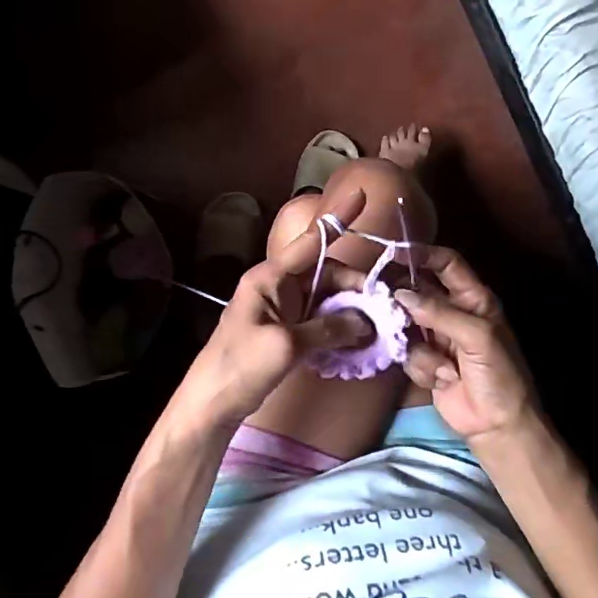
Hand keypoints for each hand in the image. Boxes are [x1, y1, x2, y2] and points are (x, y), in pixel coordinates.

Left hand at [172, 189, 374, 425]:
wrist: (211, 403)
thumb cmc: (240, 366)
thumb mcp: (286, 346)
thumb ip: (328, 328)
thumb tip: (367, 320)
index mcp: (270, 277)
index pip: (310, 241)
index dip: (337, 219)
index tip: (362, 193)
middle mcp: (278, 286)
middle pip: (327, 274)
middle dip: (357, 287)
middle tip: (386, 309)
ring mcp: (282, 310)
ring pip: (327, 299)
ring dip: (352, 311)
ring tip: (380, 328)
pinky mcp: (286, 332)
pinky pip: (321, 321)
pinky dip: (340, 328)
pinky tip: (359, 342)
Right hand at [394, 247, 541, 440]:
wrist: (498, 425)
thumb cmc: (499, 375)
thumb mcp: (478, 336)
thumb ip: (439, 312)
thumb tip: (400, 294)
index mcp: (473, 299)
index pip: (446, 264)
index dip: (422, 254)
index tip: (393, 252)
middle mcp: (452, 313)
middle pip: (417, 290)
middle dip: (403, 298)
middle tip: (385, 300)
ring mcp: (436, 337)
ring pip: (406, 323)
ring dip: (414, 342)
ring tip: (436, 359)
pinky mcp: (424, 361)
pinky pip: (407, 352)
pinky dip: (421, 366)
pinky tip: (440, 379)